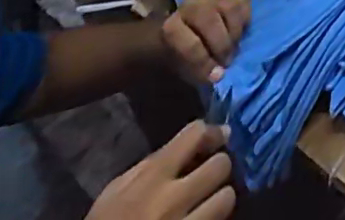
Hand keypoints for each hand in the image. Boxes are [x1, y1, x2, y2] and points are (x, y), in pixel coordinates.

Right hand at [86, 121, 234, 219]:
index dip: (210, 132)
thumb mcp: (118, 188)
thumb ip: (153, 164)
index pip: (195, 134)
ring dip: (220, 197)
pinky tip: (203, 217)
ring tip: (210, 200)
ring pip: (226, 199)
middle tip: (211, 172)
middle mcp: (173, 200)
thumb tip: (190, 148)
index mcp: (153, 177)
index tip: (217, 136)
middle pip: (220, 165)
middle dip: (219, 165)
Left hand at [162, 0, 250, 83]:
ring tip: (233, 46)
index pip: (188, 43)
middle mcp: (190, 6)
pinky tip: (239, 30)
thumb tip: (219, 74)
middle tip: (226, 61)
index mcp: (171, 28)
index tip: (216, 77)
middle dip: (222, 45)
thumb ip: (198, 72)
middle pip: (210, 20)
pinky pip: (242, 1)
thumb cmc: (188, 55)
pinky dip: (244, 19)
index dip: (203, 62)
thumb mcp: (185, 69)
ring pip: (229, 8)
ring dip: (235, 33)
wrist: (193, 31)